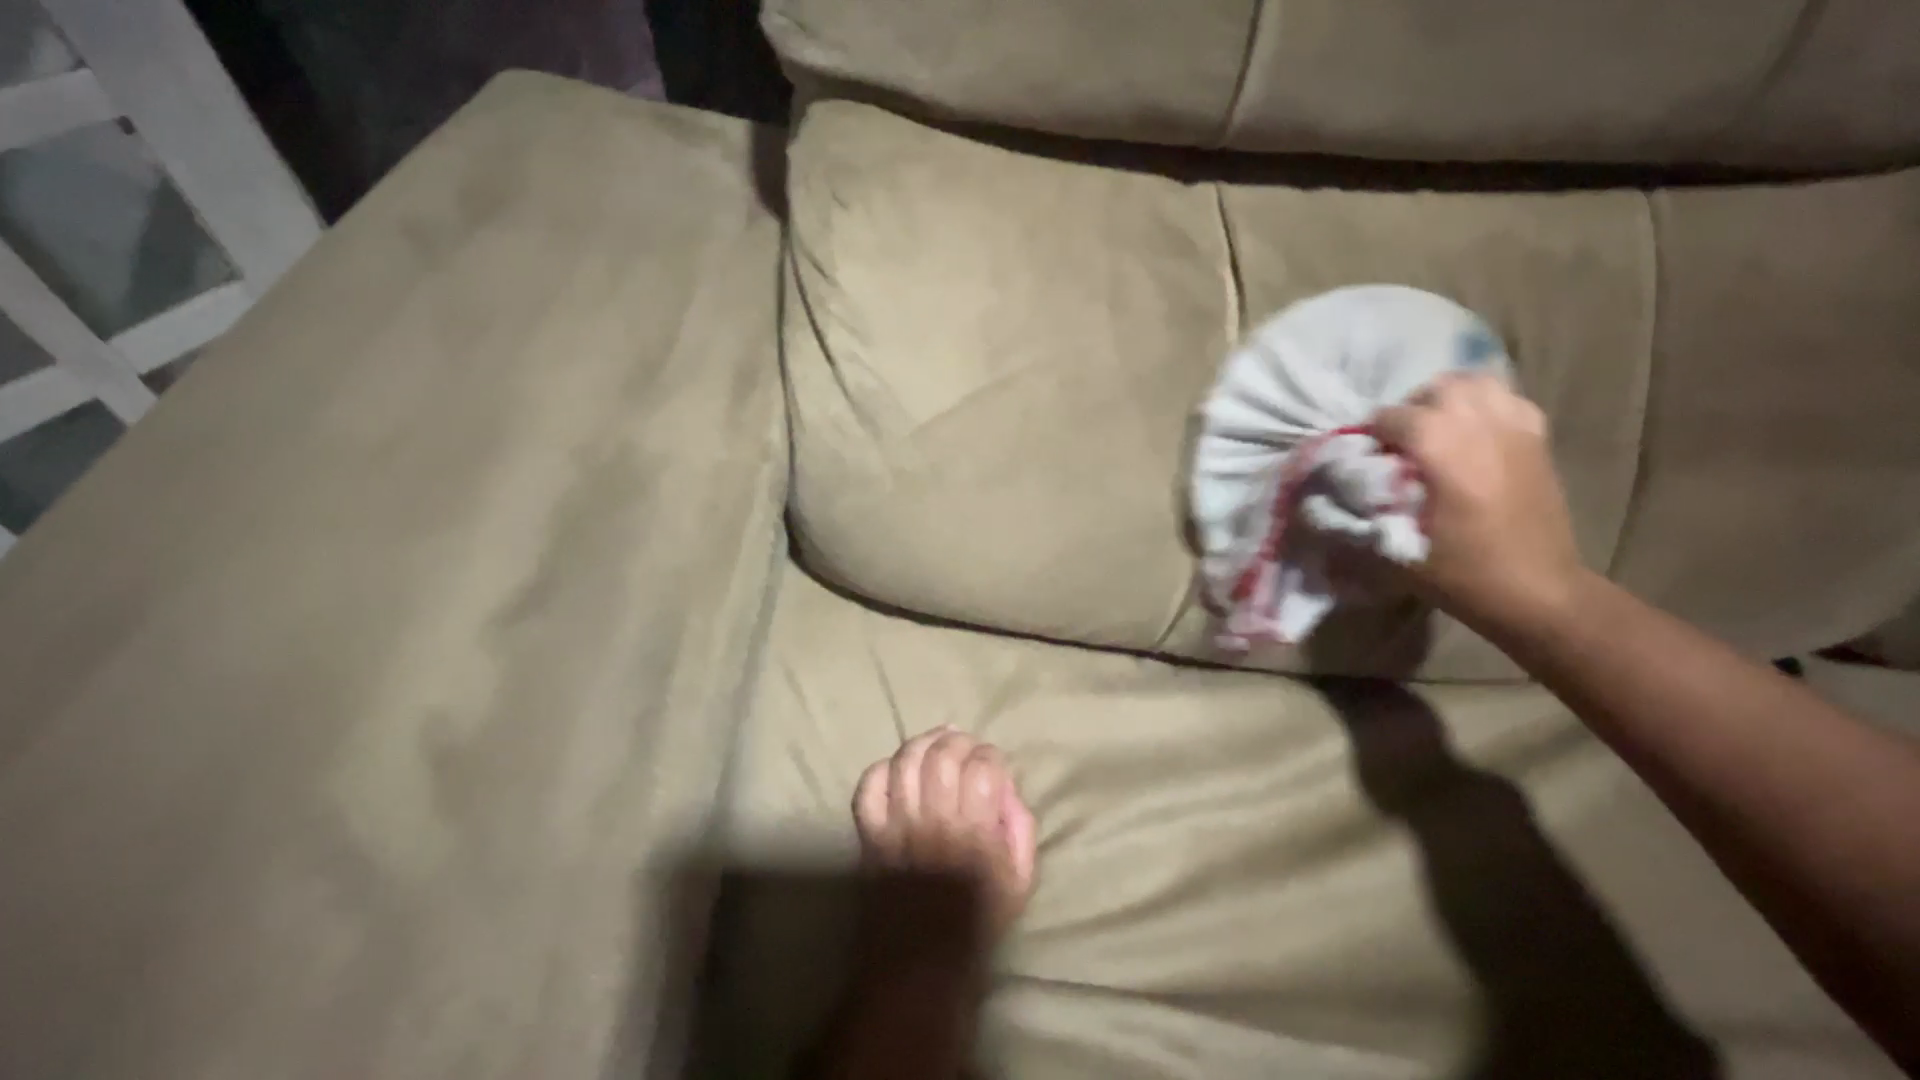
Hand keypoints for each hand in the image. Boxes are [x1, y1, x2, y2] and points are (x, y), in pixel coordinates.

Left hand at [853, 727, 1036, 939]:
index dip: (992, 756)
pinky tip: (898, 770)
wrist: (919, 964)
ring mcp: (897, 826)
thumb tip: (1006, 787)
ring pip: (905, 761)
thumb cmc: (977, 922)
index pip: (984, 768)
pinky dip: (883, 769)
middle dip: (959, 740)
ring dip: (923, 742)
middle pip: (943, 755)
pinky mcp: (869, 835)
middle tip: (965, 744)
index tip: (994, 762)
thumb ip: (1020, 828)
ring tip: (936, 742)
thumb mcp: (1020, 881)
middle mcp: (935, 823)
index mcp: (977, 835)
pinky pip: (868, 786)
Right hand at [1370, 373, 1587, 634]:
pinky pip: (1507, 400)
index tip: (1367, 462)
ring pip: (1476, 384)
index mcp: (1440, 446)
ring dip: (1450, 400)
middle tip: (1402, 444)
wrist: (1537, 591)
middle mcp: (1479, 423)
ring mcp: (1515, 427)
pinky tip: (1475, 437)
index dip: (1372, 438)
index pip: (1389, 417)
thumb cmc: (1462, 573)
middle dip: (1412, 410)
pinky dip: (1486, 408)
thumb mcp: (1395, 550)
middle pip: (1435, 389)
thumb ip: (1362, 513)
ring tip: (1438, 431)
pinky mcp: (1538, 438)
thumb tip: (1335, 491)